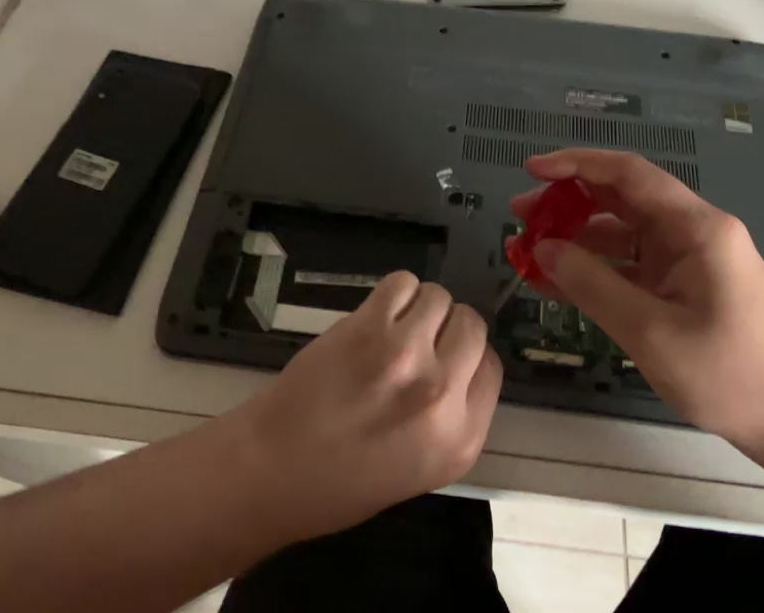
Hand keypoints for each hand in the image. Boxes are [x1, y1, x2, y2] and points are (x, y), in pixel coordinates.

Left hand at [222, 271, 502, 540]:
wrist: (272, 470)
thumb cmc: (342, 481)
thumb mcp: (422, 468)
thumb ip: (453, 418)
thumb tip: (462, 364)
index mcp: (461, 439)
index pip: (491, 369)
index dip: (466, 358)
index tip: (442, 361)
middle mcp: (443, 395)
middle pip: (472, 326)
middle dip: (447, 328)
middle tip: (417, 342)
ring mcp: (407, 356)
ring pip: (439, 297)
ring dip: (419, 307)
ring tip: (392, 329)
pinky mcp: (370, 328)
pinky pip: (404, 282)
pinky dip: (394, 292)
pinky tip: (375, 316)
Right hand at [511, 149, 763, 477]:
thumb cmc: (730, 376)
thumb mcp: (651, 333)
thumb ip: (592, 284)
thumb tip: (542, 248)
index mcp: (697, 228)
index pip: (629, 174)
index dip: (577, 164)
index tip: (532, 169)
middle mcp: (695, 232)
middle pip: (624, 199)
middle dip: (570, 201)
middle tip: (521, 215)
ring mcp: (693, 259)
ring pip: (625, 232)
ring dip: (579, 237)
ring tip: (530, 250)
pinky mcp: (688, 285)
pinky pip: (634, 263)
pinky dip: (598, 267)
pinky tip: (561, 279)